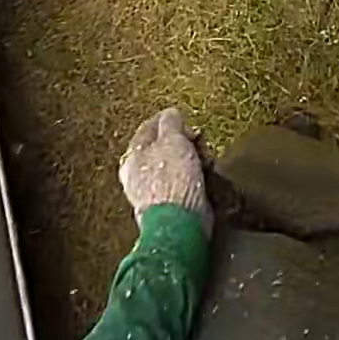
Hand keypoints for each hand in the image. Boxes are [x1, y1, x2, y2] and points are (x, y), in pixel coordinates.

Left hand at [119, 107, 212, 235]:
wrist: (180, 225)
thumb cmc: (172, 180)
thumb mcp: (173, 139)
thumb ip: (171, 122)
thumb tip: (171, 114)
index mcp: (133, 153)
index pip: (150, 127)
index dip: (170, 121)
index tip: (186, 122)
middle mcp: (137, 172)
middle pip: (162, 147)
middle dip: (182, 143)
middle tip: (198, 143)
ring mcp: (150, 192)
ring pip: (173, 167)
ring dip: (190, 162)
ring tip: (205, 162)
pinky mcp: (167, 208)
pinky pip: (182, 186)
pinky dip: (193, 180)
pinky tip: (204, 180)